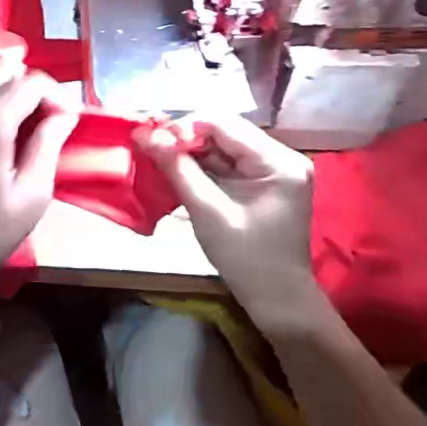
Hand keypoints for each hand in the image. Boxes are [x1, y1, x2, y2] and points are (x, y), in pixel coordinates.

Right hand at [135, 114, 333, 334]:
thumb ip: (176, 168)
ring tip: (158, 157)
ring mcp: (274, 170)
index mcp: (278, 162)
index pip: (224, 125)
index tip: (150, 138)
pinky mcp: (265, 182)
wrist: (278, 300)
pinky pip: (228, 163)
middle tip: (150, 146)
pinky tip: (178, 170)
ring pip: (223, 147)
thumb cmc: (246, 258)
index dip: (184, 127)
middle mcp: (282, 157)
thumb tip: (144, 133)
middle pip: (224, 132)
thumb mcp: (207, 211)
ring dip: (191, 152)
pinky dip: (203, 166)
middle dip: (185, 139)